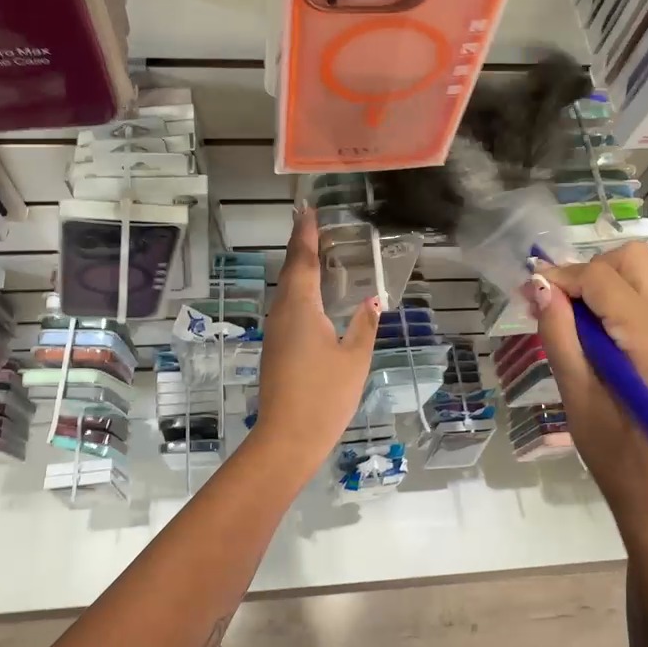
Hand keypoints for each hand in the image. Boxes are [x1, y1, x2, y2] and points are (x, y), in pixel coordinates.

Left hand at [252, 206, 380, 475]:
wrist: (288, 438)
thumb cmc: (324, 396)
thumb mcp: (354, 358)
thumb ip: (364, 325)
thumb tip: (372, 300)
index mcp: (301, 307)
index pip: (304, 259)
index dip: (307, 233)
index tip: (307, 208)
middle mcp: (283, 312)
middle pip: (291, 270)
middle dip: (301, 244)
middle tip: (310, 220)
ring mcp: (275, 331)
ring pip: (287, 289)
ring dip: (299, 266)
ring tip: (314, 249)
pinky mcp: (275, 347)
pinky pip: (287, 306)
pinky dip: (299, 289)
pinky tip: (311, 294)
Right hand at [527, 243, 647, 489]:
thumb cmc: (614, 450)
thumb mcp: (577, 393)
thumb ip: (559, 334)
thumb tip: (539, 287)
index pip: (600, 277)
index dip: (561, 278)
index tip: (530, 293)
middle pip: (632, 259)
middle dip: (589, 270)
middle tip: (559, 303)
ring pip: (641, 274)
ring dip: (603, 282)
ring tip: (572, 317)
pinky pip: (646, 298)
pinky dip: (616, 298)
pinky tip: (592, 332)